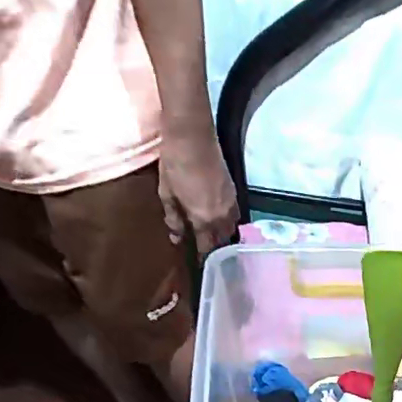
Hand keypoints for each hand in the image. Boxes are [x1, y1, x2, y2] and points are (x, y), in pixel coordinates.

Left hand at [157, 128, 238, 255]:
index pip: (207, 249)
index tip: (200, 266)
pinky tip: (221, 223)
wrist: (192, 135)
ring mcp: (231, 206)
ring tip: (215, 241)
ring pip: (231, 231)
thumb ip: (173, 218)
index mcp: (203, 220)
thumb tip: (176, 238)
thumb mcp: (167, 193)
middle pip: (222, 243)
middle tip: (208, 256)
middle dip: (216, 251)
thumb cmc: (174, 163)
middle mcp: (222, 218)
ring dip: (224, 238)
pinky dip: (229, 224)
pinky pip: (235, 218)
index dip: (203, 259)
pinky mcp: (235, 194)